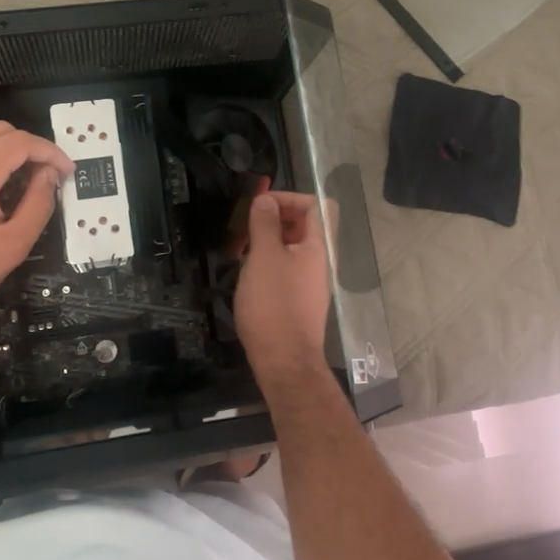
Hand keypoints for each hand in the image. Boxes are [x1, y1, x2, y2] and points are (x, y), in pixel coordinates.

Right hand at [234, 191, 331, 374]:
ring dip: (267, 243)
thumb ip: (265, 224)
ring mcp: (310, 283)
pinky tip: (247, 276)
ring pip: (291, 249)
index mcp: (317, 246)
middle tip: (245, 228)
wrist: (284, 361)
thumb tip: (266, 199)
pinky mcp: (299, 301)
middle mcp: (319, 261)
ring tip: (240, 252)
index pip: (315, 205)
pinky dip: (267, 264)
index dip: (289, 197)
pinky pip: (286, 270)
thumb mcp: (264, 257)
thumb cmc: (273, 304)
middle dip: (273, 219)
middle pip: (303, 226)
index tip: (259, 206)